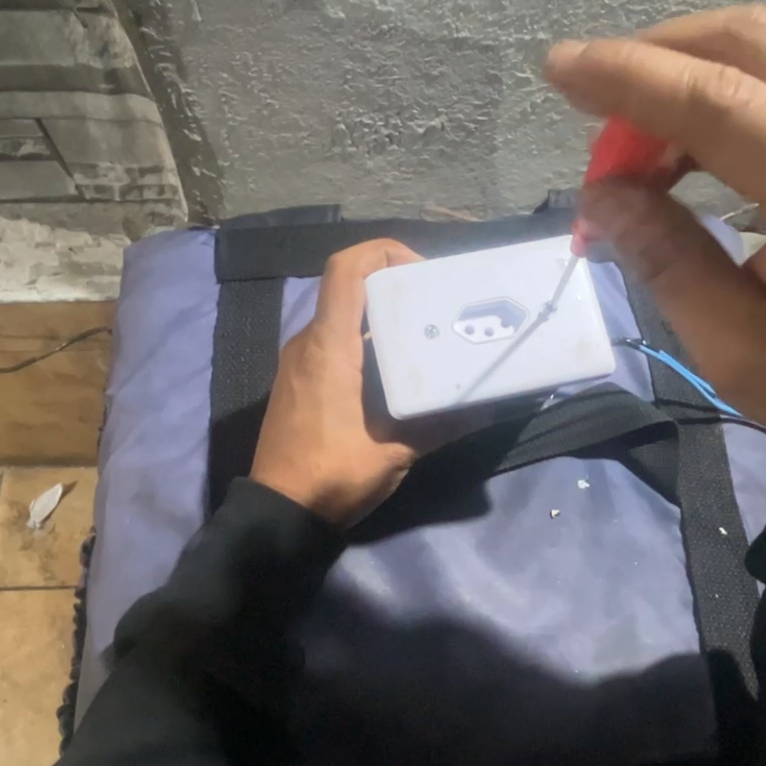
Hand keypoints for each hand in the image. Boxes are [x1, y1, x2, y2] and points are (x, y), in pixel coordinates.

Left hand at [250, 239, 424, 525]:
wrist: (278, 514)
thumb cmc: (331, 478)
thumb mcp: (393, 454)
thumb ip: (440, 426)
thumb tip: (488, 408)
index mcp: (328, 349)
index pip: (346, 270)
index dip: (383, 252)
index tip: (422, 273)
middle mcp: (308, 344)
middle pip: (350, 290)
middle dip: (396, 290)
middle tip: (438, 309)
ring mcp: (298, 363)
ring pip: (343, 319)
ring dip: (382, 321)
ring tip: (426, 341)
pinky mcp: (299, 382)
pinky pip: (334, 345)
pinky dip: (365, 345)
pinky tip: (396, 375)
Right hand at [544, 5, 765, 438]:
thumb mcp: (727, 345)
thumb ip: (665, 259)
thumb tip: (600, 191)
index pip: (724, 105)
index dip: (633, 80)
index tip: (560, 69)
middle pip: (751, 44)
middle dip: (654, 64)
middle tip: (590, 115)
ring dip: (682, 74)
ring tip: (628, 144)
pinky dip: (718, 89)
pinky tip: (678, 140)